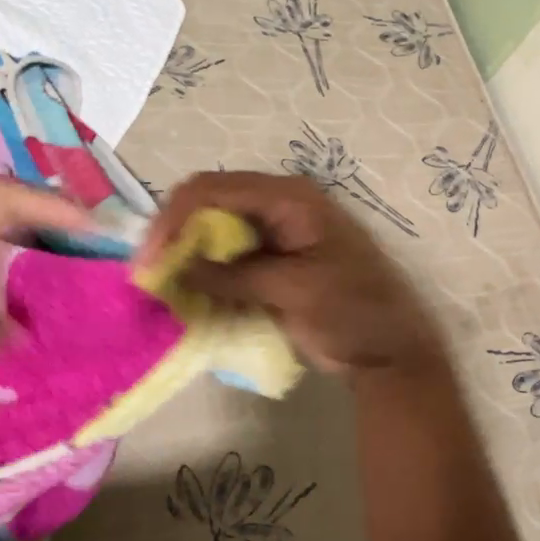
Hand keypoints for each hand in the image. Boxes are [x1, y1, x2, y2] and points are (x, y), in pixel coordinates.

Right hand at [138, 171, 442, 375]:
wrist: (391, 351)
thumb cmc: (353, 312)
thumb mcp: (293, 291)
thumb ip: (232, 276)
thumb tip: (173, 269)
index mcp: (288, 197)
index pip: (213, 189)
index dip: (174, 219)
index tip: (149, 260)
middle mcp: (276, 204)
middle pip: (208, 203)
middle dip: (174, 233)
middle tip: (148, 274)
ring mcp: (273, 231)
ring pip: (212, 228)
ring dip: (186, 252)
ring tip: (160, 284)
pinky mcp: (270, 259)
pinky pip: (225, 255)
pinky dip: (204, 271)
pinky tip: (186, 293)